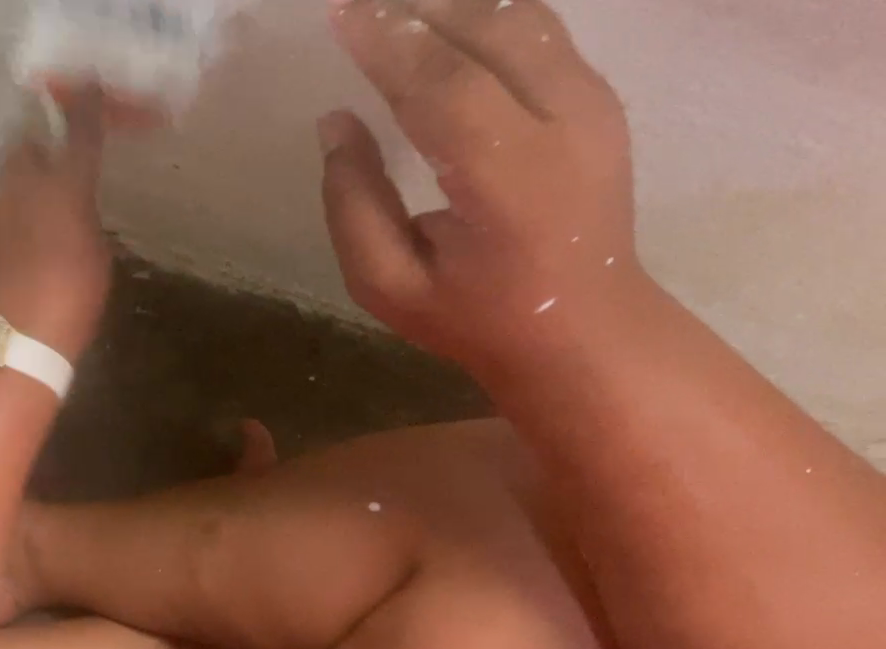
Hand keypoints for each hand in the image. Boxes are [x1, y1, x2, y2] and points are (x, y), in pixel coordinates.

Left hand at [0, 92, 112, 362]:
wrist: (11, 348)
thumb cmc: (69, 307)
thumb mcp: (96, 260)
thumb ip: (83, 221)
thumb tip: (72, 211)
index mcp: (62, 191)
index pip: (77, 135)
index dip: (84, 110)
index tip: (86, 92)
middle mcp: (19, 193)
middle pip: (20, 149)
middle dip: (35, 151)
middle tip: (50, 169)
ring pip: (2, 189)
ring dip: (18, 196)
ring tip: (33, 226)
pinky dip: (3, 229)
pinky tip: (13, 257)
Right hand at [321, 0, 650, 371]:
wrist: (582, 327)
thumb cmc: (472, 317)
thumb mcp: (386, 283)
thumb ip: (354, 205)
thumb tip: (337, 124)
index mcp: (506, 180)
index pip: (440, 85)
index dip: (386, 44)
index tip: (341, 13)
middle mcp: (563, 124)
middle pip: (490, 32)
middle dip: (419, 9)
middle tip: (362, 2)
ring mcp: (594, 105)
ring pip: (524, 20)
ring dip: (457, 4)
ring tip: (399, 4)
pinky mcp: (600, 101)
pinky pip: (541, 35)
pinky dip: (487, 18)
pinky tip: (446, 21)